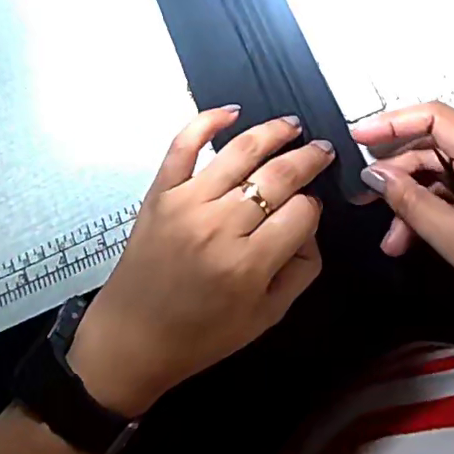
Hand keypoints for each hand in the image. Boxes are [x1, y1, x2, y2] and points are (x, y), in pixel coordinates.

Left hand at [66, 107, 332, 416]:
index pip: (302, 212)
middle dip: (310, 158)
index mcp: (248, 265)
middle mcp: (219, 227)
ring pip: (241, 151)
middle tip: (322, 149)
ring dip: (275, 131)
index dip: (314, 206)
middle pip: (279, 175)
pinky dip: (207, 121)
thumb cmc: (201, 335)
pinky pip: (184, 145)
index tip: (311, 208)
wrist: (131, 342)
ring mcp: (186, 203)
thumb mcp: (267, 316)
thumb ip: (301, 269)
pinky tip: (232, 111)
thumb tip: (311, 222)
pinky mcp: (160, 193)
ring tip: (292, 125)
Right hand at [354, 102, 453, 392]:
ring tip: (394, 241)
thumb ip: (414, 204)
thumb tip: (375, 175)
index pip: (435, 116)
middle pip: (436, 146)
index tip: (356, 137)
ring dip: (416, 202)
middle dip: (399, 175)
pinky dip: (438, 212)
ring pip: (445, 173)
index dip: (391, 122)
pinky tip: (417, 239)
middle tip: (365, 203)